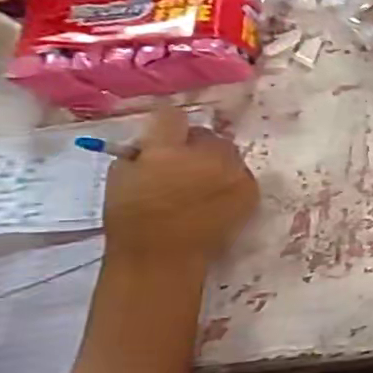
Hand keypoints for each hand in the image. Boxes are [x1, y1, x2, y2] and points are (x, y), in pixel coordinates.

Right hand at [103, 109, 258, 268]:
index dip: (166, 121)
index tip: (163, 129)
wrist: (164, 256)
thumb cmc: (132, 218)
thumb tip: (156, 140)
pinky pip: (241, 173)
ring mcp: (234, 172)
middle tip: (180, 161)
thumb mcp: (121, 176)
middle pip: (207, 135)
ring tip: (198, 182)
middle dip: (194, 144)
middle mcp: (208, 155)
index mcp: (169, 149)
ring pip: (228, 153)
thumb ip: (141, 151)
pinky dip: (229, 179)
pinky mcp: (250, 190)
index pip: (173, 115)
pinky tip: (213, 196)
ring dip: (214, 161)